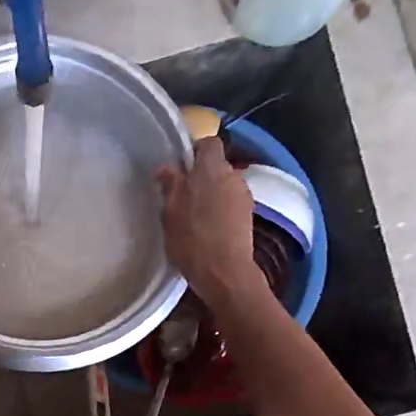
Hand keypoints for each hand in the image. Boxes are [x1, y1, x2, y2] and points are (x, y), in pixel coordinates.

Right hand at [157, 136, 261, 304]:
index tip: (181, 166)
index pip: (209, 143)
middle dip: (201, 177)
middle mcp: (232, 175)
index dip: (195, 150)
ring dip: (211, 195)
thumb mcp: (170, 213)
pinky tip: (209, 229)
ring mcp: (244, 196)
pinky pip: (231, 204)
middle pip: (216, 167)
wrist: (224, 272)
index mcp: (211, 168)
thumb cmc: (191, 239)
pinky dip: (220, 210)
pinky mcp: (248, 216)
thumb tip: (166, 167)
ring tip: (195, 216)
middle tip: (182, 196)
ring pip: (224, 186)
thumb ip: (170, 185)